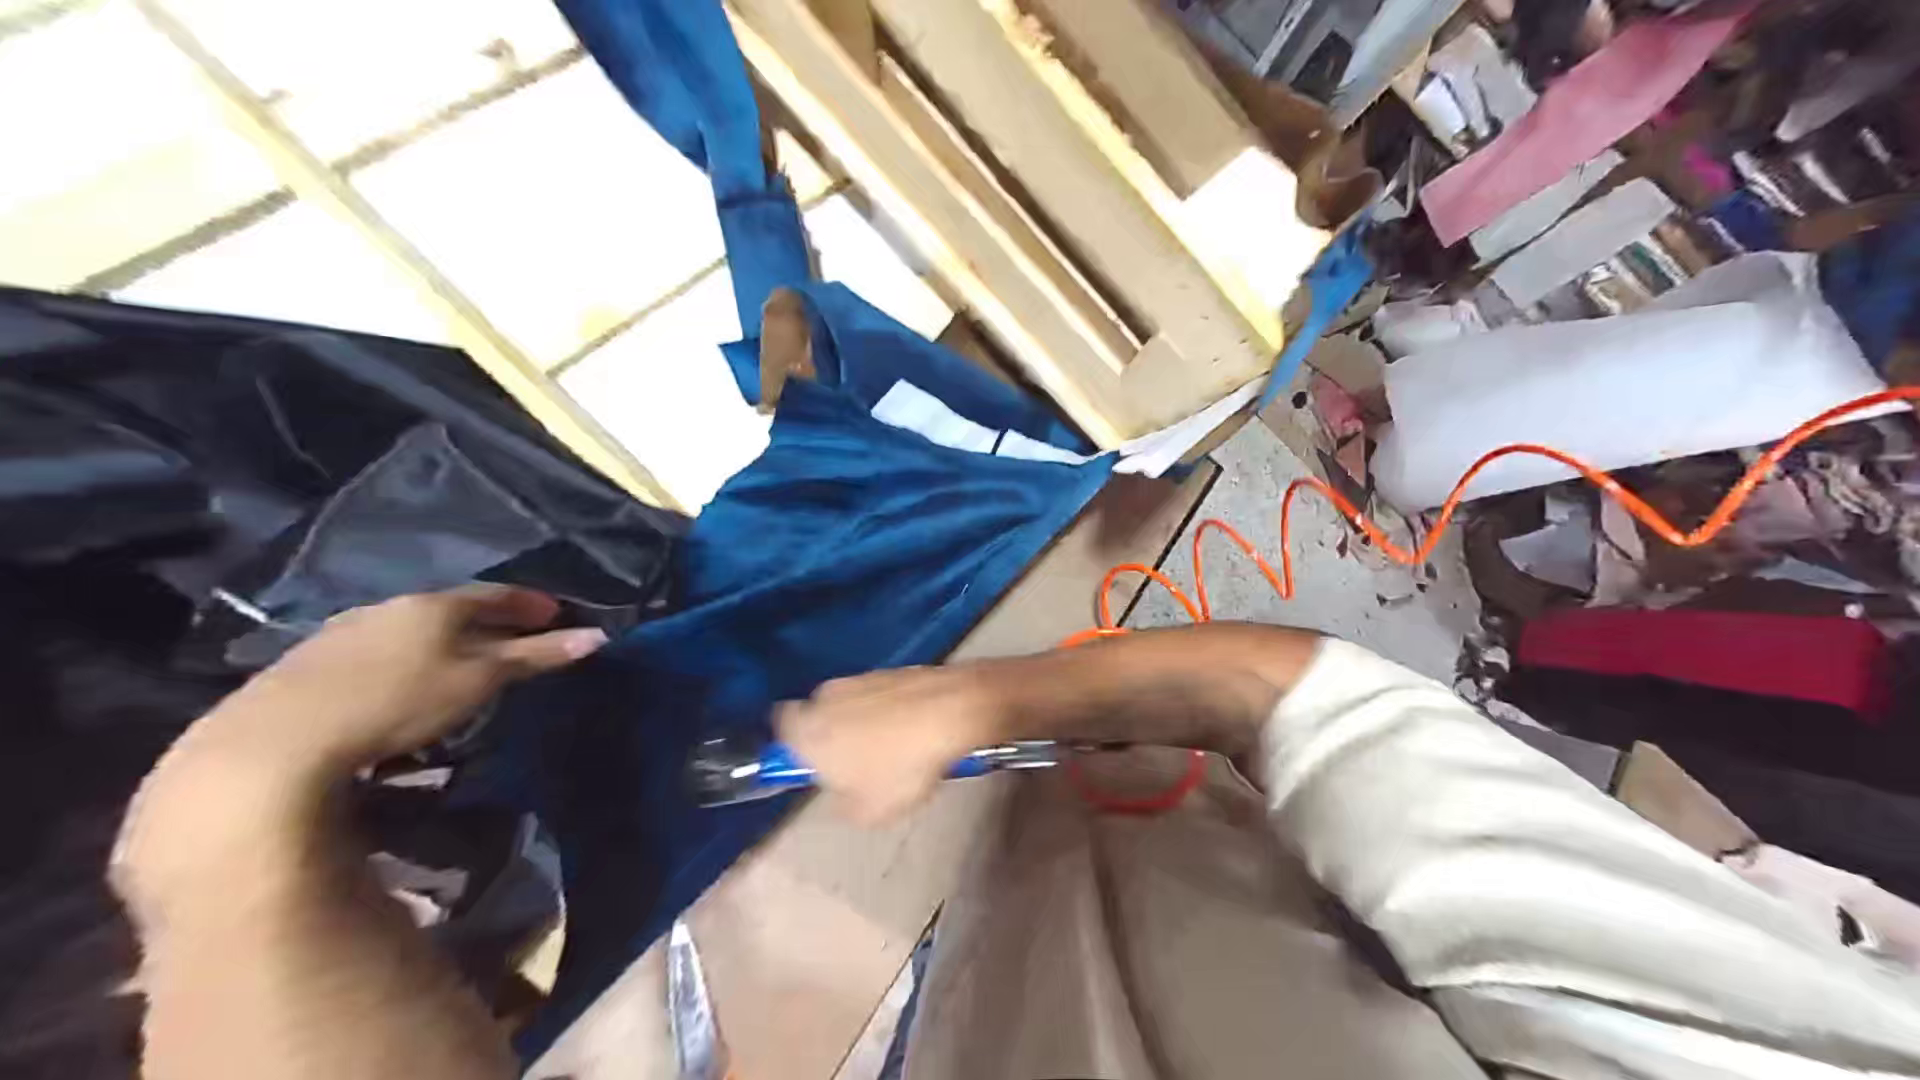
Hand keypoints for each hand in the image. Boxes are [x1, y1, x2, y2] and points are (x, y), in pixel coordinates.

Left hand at [204, 584, 610, 773]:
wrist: (273, 745)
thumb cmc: (399, 702)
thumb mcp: (481, 680)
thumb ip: (537, 656)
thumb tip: (596, 636)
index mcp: (434, 605)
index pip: (495, 593)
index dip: (528, 602)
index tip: (555, 613)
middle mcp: (389, 607)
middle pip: (453, 608)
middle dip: (489, 620)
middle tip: (517, 636)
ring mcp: (343, 632)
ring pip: (411, 627)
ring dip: (445, 638)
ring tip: (464, 659)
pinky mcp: (308, 664)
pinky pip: (378, 648)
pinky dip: (407, 656)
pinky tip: (404, 680)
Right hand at [776, 664, 1011, 823]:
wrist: (951, 711)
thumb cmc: (901, 767)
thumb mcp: (868, 812)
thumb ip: (841, 806)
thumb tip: (841, 796)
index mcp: (806, 730)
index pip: (780, 728)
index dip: (794, 746)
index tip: (814, 764)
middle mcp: (825, 696)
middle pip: (816, 714)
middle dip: (830, 734)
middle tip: (855, 762)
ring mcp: (859, 678)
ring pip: (849, 703)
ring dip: (863, 722)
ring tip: (893, 749)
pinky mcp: (890, 670)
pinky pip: (879, 695)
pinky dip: (889, 710)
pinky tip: (913, 731)